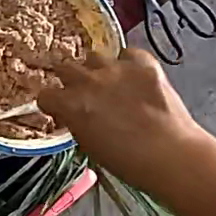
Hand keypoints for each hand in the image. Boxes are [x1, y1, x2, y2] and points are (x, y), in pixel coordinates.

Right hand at [41, 49, 207, 185]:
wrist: (169, 154)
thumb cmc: (127, 161)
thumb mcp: (88, 145)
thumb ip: (76, 122)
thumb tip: (74, 115)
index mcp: (70, 104)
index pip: (46, 94)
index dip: (52, 103)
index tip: (58, 108)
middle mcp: (88, 81)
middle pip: (65, 67)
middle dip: (70, 79)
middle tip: (81, 92)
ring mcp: (115, 69)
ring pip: (94, 57)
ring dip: (97, 69)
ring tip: (109, 82)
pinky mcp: (142, 64)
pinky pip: (128, 54)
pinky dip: (129, 63)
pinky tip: (134, 77)